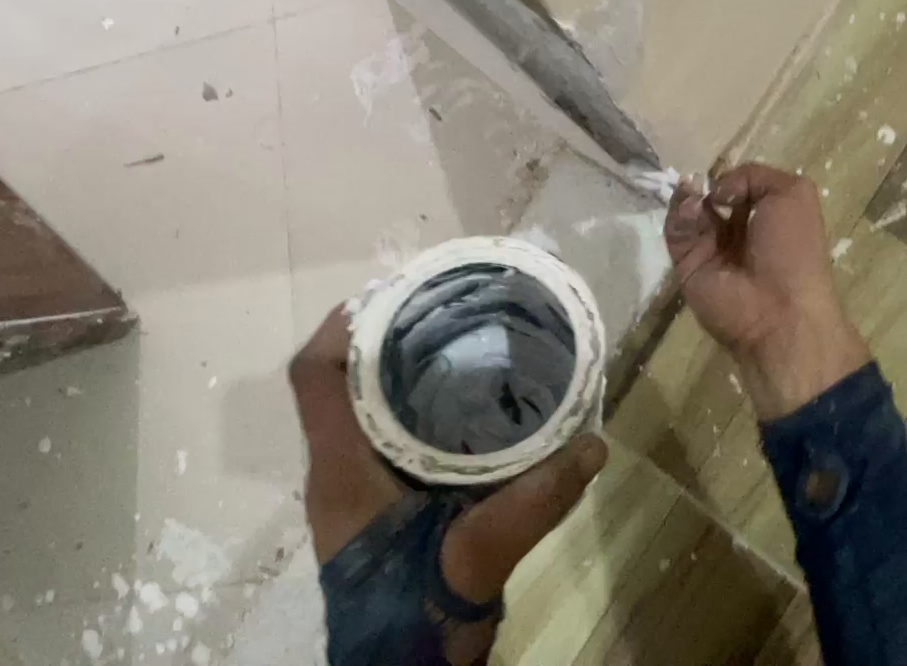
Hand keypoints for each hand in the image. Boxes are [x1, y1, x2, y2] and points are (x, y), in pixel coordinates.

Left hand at [290, 306, 605, 660]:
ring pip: (357, 402)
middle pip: (336, 379)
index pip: (312, 377)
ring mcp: (351, 487)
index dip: (342, 325)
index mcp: (342, 469)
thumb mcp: (479, 555)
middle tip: (437, 305)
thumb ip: (534, 503)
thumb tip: (594, 444)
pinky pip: (379, 429)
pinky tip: (461, 396)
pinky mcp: (373, 501)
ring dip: (393, 365)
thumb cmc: (419, 613)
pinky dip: (410, 401)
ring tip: (451, 335)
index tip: (391, 292)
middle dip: (378, 333)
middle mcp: (336, 467)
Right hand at [664, 164, 870, 419]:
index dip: (730, 177)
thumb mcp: (792, 194)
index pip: (738, 187)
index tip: (727, 176)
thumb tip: (717, 192)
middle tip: (699, 181)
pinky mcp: (686, 263)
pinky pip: (676, 232)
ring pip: (689, 211)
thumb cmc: (793, 249)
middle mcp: (737, 232)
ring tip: (692, 192)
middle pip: (709, 198)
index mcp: (767, 217)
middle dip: (703, 185)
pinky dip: (678, 215)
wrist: (777, 311)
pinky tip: (689, 208)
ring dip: (688, 196)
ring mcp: (710, 248)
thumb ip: (753, 175)